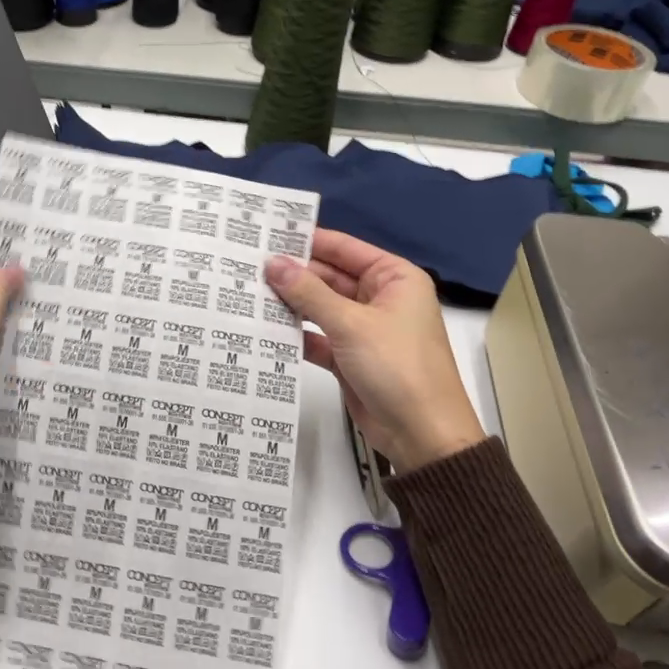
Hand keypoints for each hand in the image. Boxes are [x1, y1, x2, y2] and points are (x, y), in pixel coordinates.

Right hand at [264, 229, 483, 472]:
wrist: (423, 435)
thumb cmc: (397, 366)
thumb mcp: (351, 324)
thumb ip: (308, 293)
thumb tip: (272, 263)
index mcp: (394, 278)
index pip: (344, 248)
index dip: (307, 240)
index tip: (266, 233)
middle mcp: (379, 298)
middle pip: (329, 277)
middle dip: (293, 275)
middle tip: (245, 266)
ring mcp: (363, 330)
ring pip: (320, 308)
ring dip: (290, 304)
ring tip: (245, 292)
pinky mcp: (349, 358)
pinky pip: (317, 337)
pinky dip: (295, 335)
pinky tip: (261, 328)